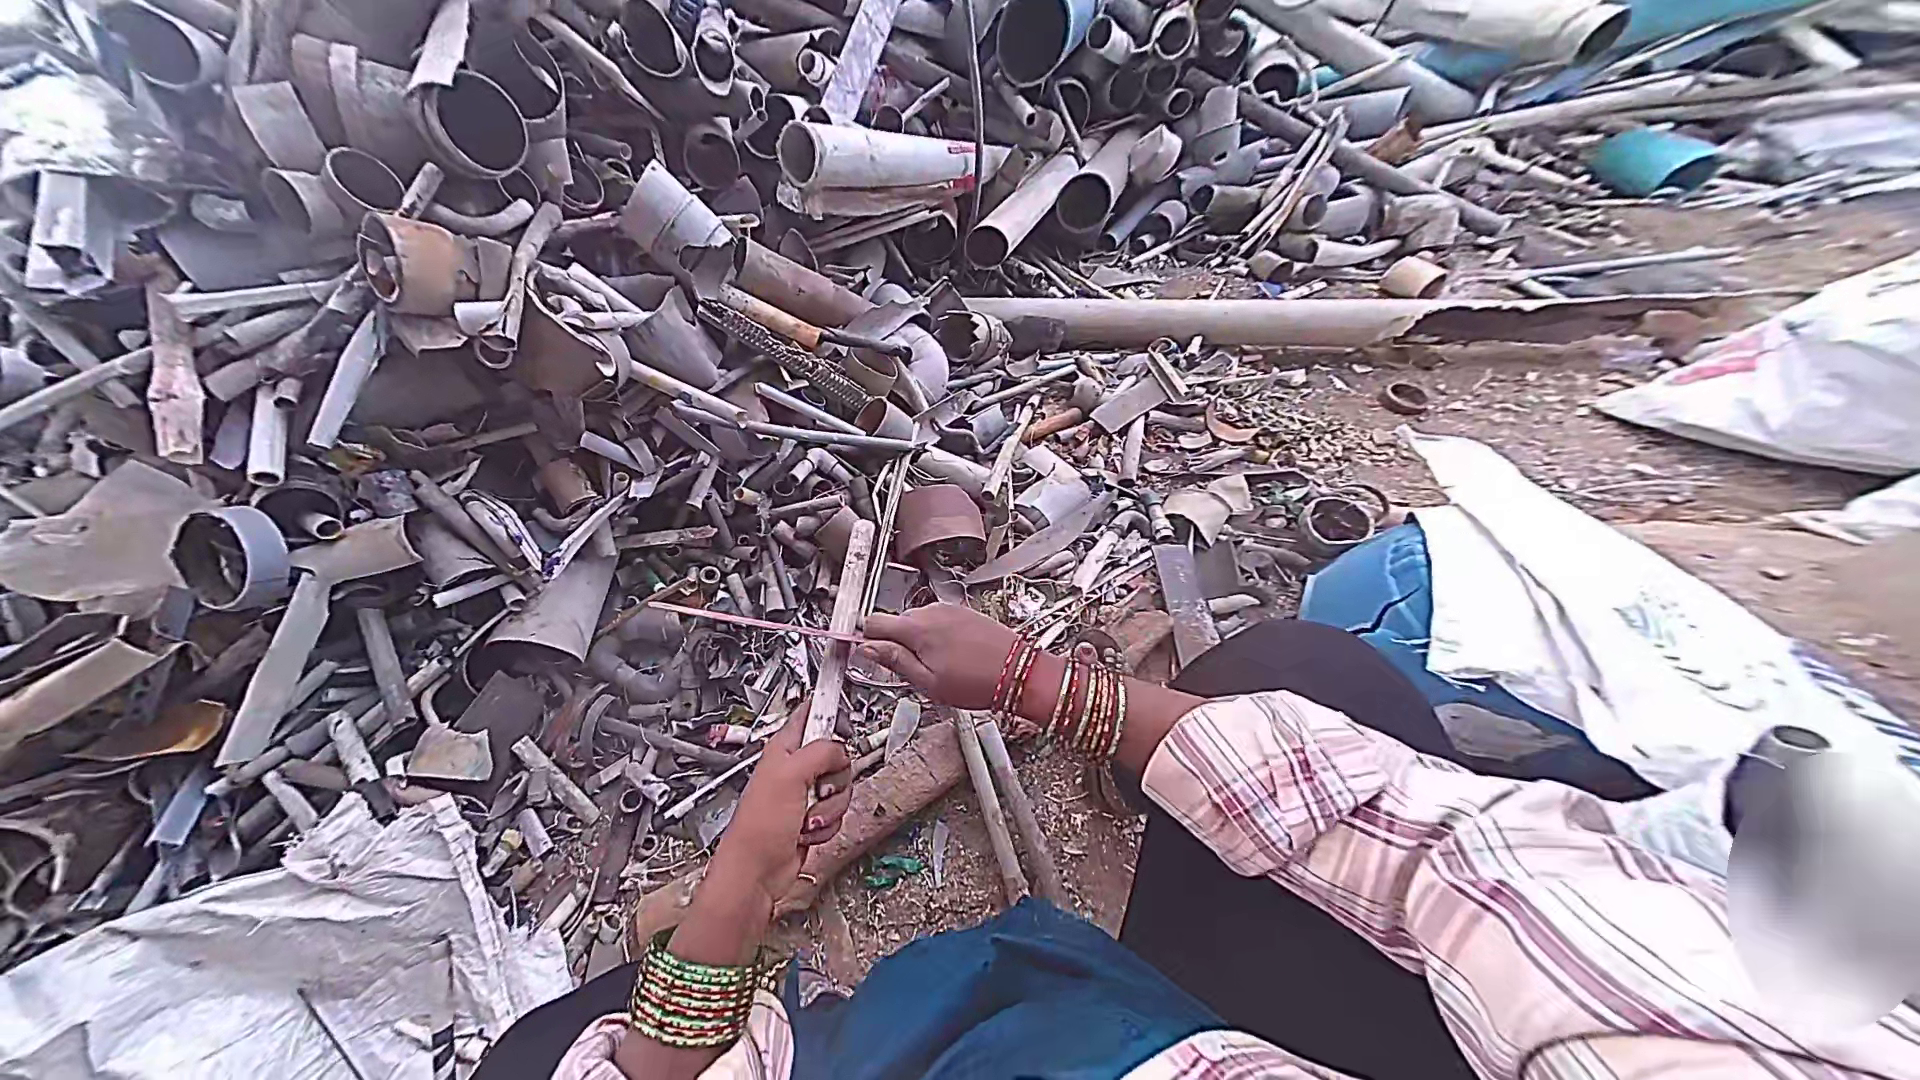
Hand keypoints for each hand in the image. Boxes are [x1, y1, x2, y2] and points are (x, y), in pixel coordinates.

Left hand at [706, 700, 851, 906]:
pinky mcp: (814, 816)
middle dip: (837, 775)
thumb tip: (841, 747)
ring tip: (808, 816)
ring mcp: (806, 793)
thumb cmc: (758, 828)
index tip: (845, 714)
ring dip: (831, 806)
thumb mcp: (790, 776)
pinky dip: (828, 823)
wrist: (756, 874)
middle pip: (838, 753)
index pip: (811, 713)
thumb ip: (821, 752)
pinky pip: (839, 810)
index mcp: (784, 748)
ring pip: (842, 784)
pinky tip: (808, 831)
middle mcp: (796, 767)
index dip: (830, 711)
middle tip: (820, 786)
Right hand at [860, 603, 1021, 710]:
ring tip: (939, 665)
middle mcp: (931, 611)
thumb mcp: (927, 682)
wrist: (1017, 671)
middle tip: (914, 670)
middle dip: (897, 644)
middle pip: (895, 622)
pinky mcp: (962, 611)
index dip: (868, 640)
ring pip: (916, 622)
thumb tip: (867, 648)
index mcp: (917, 628)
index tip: (872, 655)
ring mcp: (948, 609)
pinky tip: (952, 655)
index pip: (873, 622)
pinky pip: (936, 620)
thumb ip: (894, 661)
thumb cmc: (977, 681)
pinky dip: (936, 635)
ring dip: (918, 640)